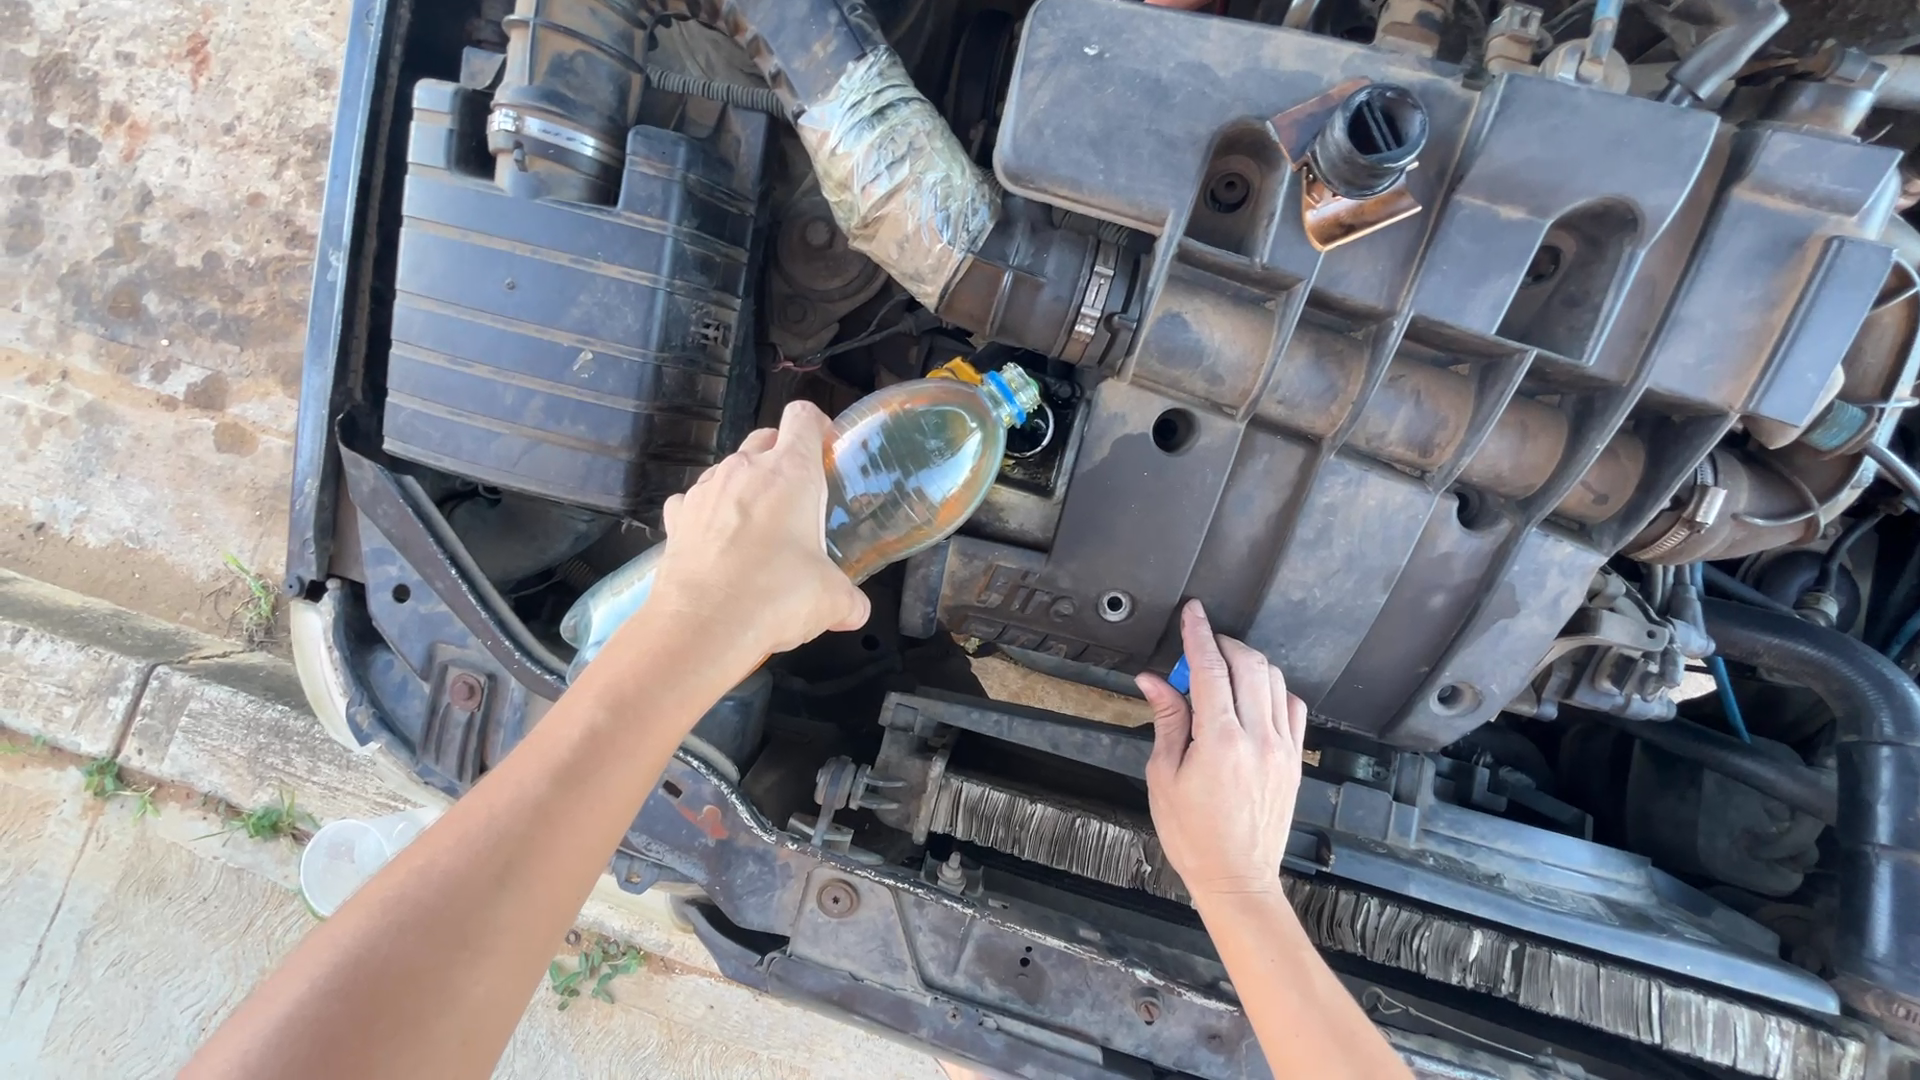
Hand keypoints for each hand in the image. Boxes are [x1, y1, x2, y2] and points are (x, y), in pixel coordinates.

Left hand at [647, 401, 870, 659]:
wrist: (701, 626)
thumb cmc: (777, 596)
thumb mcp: (831, 601)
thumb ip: (849, 600)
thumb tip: (856, 611)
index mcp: (791, 473)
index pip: (803, 417)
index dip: (817, 426)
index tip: (826, 451)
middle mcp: (745, 469)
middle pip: (765, 436)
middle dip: (782, 455)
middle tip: (798, 497)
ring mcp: (705, 490)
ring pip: (729, 468)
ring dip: (745, 486)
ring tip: (757, 527)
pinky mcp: (676, 518)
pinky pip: (694, 501)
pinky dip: (708, 514)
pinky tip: (718, 544)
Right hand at [1137, 600, 1306, 901]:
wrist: (1237, 878)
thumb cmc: (1194, 834)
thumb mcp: (1164, 775)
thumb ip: (1167, 719)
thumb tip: (1154, 681)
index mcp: (1220, 741)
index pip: (1210, 668)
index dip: (1198, 633)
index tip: (1192, 612)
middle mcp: (1258, 739)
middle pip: (1248, 664)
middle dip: (1223, 642)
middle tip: (1201, 644)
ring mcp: (1283, 749)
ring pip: (1274, 680)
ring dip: (1247, 662)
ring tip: (1222, 670)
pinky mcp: (1295, 760)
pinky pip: (1293, 707)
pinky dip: (1272, 689)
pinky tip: (1252, 697)